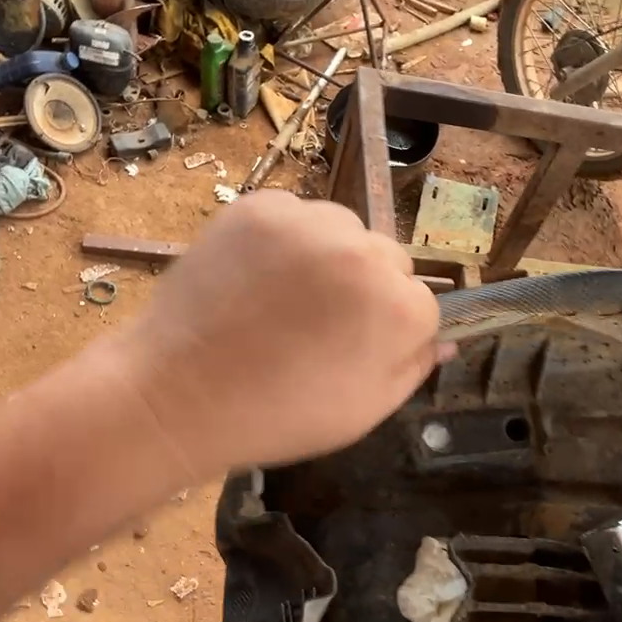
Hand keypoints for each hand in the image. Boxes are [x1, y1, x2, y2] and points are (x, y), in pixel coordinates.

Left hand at [94, 191, 443, 476]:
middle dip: (366, 288)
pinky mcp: (260, 206)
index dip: (389, 332)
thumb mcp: (363, 411)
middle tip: (317, 326)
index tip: (354, 351)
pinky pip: (294, 216)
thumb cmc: (277, 415)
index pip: (421, 304)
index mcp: (399, 306)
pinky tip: (256, 279)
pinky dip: (284, 241)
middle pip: (387, 260)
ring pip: (343, 232)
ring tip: (283, 301)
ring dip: (329, 258)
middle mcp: (364, 251)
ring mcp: (308, 222)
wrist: (177, 395)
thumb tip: (444, 340)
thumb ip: (413, 368)